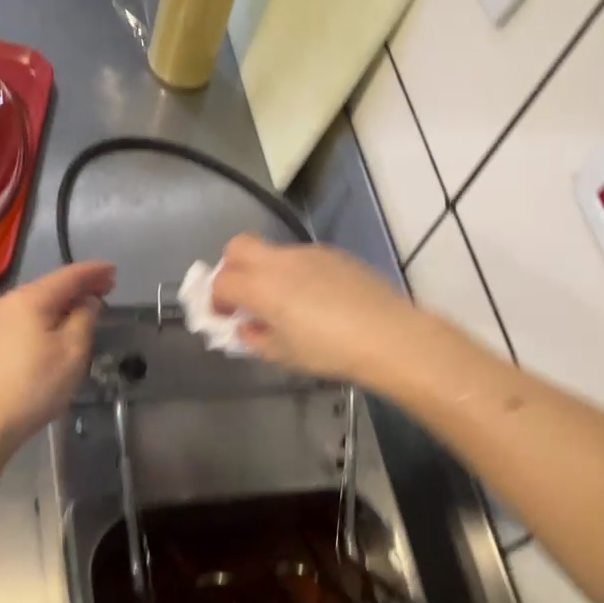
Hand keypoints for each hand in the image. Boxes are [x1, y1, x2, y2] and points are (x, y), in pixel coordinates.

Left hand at [0, 261, 115, 446]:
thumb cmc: (34, 386)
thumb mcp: (72, 353)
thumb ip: (84, 319)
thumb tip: (86, 302)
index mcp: (30, 299)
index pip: (68, 275)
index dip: (94, 271)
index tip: (114, 271)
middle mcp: (6, 302)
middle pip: (48, 287)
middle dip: (78, 287)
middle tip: (104, 289)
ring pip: (33, 304)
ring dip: (60, 303)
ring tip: (81, 310)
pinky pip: (21, 319)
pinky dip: (42, 317)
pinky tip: (51, 330)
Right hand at [209, 235, 424, 381]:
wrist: (387, 334)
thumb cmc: (328, 350)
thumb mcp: (283, 355)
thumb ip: (255, 338)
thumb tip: (246, 327)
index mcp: (260, 286)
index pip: (222, 282)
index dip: (216, 300)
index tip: (225, 317)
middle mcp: (280, 261)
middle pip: (238, 247)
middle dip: (231, 268)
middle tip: (243, 296)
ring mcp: (309, 253)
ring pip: (273, 252)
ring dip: (267, 272)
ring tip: (286, 304)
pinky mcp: (334, 254)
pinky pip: (302, 258)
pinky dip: (296, 274)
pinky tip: (317, 300)